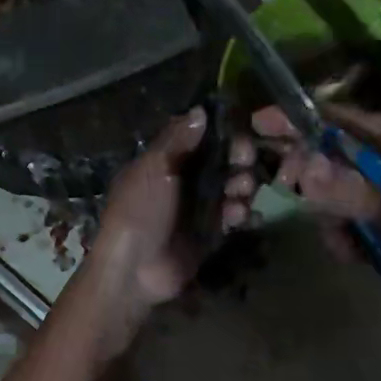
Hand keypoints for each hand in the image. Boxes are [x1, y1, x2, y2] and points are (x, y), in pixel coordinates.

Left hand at [91, 106, 258, 309]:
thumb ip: (178, 139)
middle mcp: (185, 182)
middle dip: (240, 162)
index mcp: (167, 161)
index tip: (241, 138)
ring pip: (232, 189)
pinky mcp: (210, 235)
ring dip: (243, 189)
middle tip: (244, 168)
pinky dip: (243, 215)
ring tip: (239, 198)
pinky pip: (234, 219)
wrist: (135, 268)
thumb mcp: (154, 168)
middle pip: (223, 163)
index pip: (203, 139)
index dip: (225, 136)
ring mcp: (199, 210)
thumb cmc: (140, 211)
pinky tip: (243, 218)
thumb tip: (200, 111)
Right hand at [250, 104, 380, 263]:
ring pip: (341, 198)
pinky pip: (360, 219)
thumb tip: (301, 172)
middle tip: (315, 216)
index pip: (327, 118)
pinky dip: (355, 237)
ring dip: (337, 225)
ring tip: (350, 249)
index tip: (256, 124)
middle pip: (327, 163)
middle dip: (316, 194)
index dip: (291, 120)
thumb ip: (349, 191)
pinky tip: (364, 255)